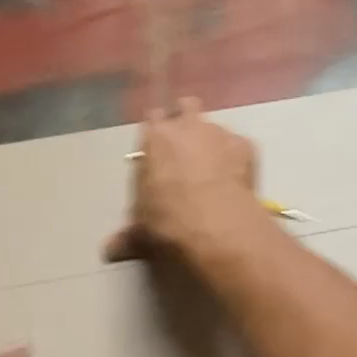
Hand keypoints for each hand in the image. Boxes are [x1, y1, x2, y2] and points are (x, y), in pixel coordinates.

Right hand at [105, 97, 261, 261]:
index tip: (158, 147)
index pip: (152, 118)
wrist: (218, 225)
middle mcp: (188, 126)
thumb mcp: (142, 230)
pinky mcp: (246, 145)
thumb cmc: (170, 221)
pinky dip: (236, 158)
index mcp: (156, 138)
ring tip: (214, 168)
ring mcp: (220, 132)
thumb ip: (127, 235)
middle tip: (186, 146)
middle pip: (186, 107)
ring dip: (212, 141)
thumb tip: (110, 250)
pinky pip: (238, 146)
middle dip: (186, 119)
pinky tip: (235, 180)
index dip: (156, 130)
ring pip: (215, 126)